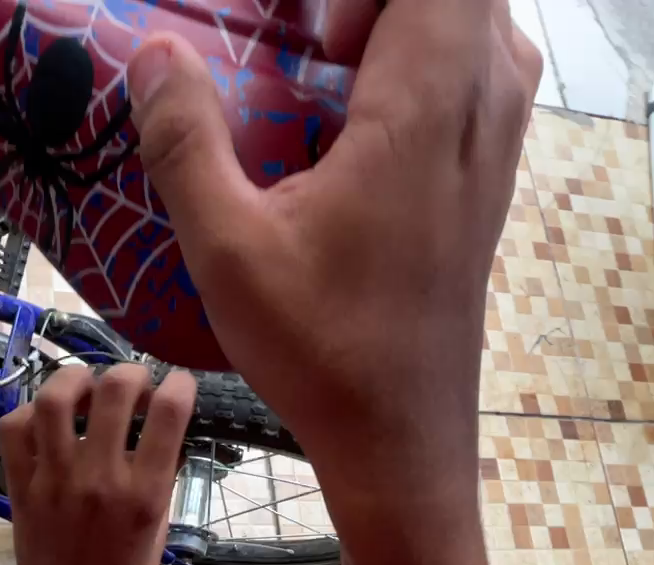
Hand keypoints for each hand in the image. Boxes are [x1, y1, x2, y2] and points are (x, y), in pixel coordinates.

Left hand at [0, 364, 194, 564]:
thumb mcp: (158, 536)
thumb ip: (163, 485)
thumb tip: (165, 439)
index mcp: (143, 497)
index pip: (169, 415)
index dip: (179, 385)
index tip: (178, 384)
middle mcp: (99, 480)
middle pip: (114, 391)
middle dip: (131, 372)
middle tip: (133, 383)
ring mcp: (53, 479)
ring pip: (55, 400)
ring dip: (75, 379)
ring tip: (87, 385)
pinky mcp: (19, 484)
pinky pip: (14, 428)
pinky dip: (29, 412)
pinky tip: (47, 419)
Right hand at [127, 0, 541, 518]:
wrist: (397, 432)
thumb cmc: (319, 345)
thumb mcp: (229, 249)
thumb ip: (186, 144)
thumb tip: (156, 55)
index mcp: (429, 98)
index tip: (299, 25)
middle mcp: (486, 103)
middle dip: (370, 2)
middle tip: (303, 41)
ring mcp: (497, 145)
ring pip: (471, 27)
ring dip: (400, 28)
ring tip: (325, 76)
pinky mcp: (486, 184)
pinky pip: (471, 80)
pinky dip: (417, 73)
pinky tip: (351, 139)